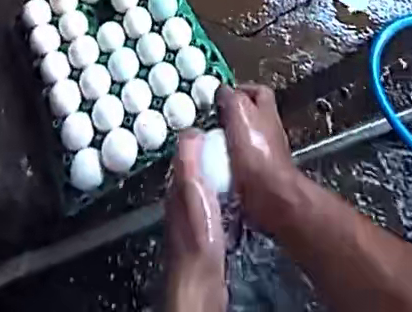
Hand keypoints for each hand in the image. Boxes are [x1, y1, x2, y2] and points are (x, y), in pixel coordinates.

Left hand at [164, 132, 225, 311]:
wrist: (202, 278)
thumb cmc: (197, 235)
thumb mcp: (191, 185)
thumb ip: (189, 159)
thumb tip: (192, 133)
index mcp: (176, 184)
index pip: (185, 152)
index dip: (200, 140)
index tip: (216, 133)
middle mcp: (180, 199)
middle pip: (196, 169)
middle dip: (211, 158)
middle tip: (230, 151)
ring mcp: (192, 217)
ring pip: (206, 187)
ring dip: (219, 179)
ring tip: (236, 173)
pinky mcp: (205, 233)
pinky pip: (216, 207)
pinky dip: (225, 199)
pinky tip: (235, 203)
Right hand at [217, 85, 300, 233]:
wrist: (270, 196)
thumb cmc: (259, 154)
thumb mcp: (239, 111)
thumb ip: (230, 96)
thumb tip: (222, 90)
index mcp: (266, 109)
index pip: (255, 90)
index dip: (238, 90)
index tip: (219, 95)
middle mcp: (267, 130)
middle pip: (246, 116)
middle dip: (226, 118)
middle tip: (209, 120)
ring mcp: (262, 154)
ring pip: (238, 140)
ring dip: (223, 141)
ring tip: (207, 143)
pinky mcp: (255, 175)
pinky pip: (235, 163)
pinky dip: (224, 163)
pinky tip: (214, 165)